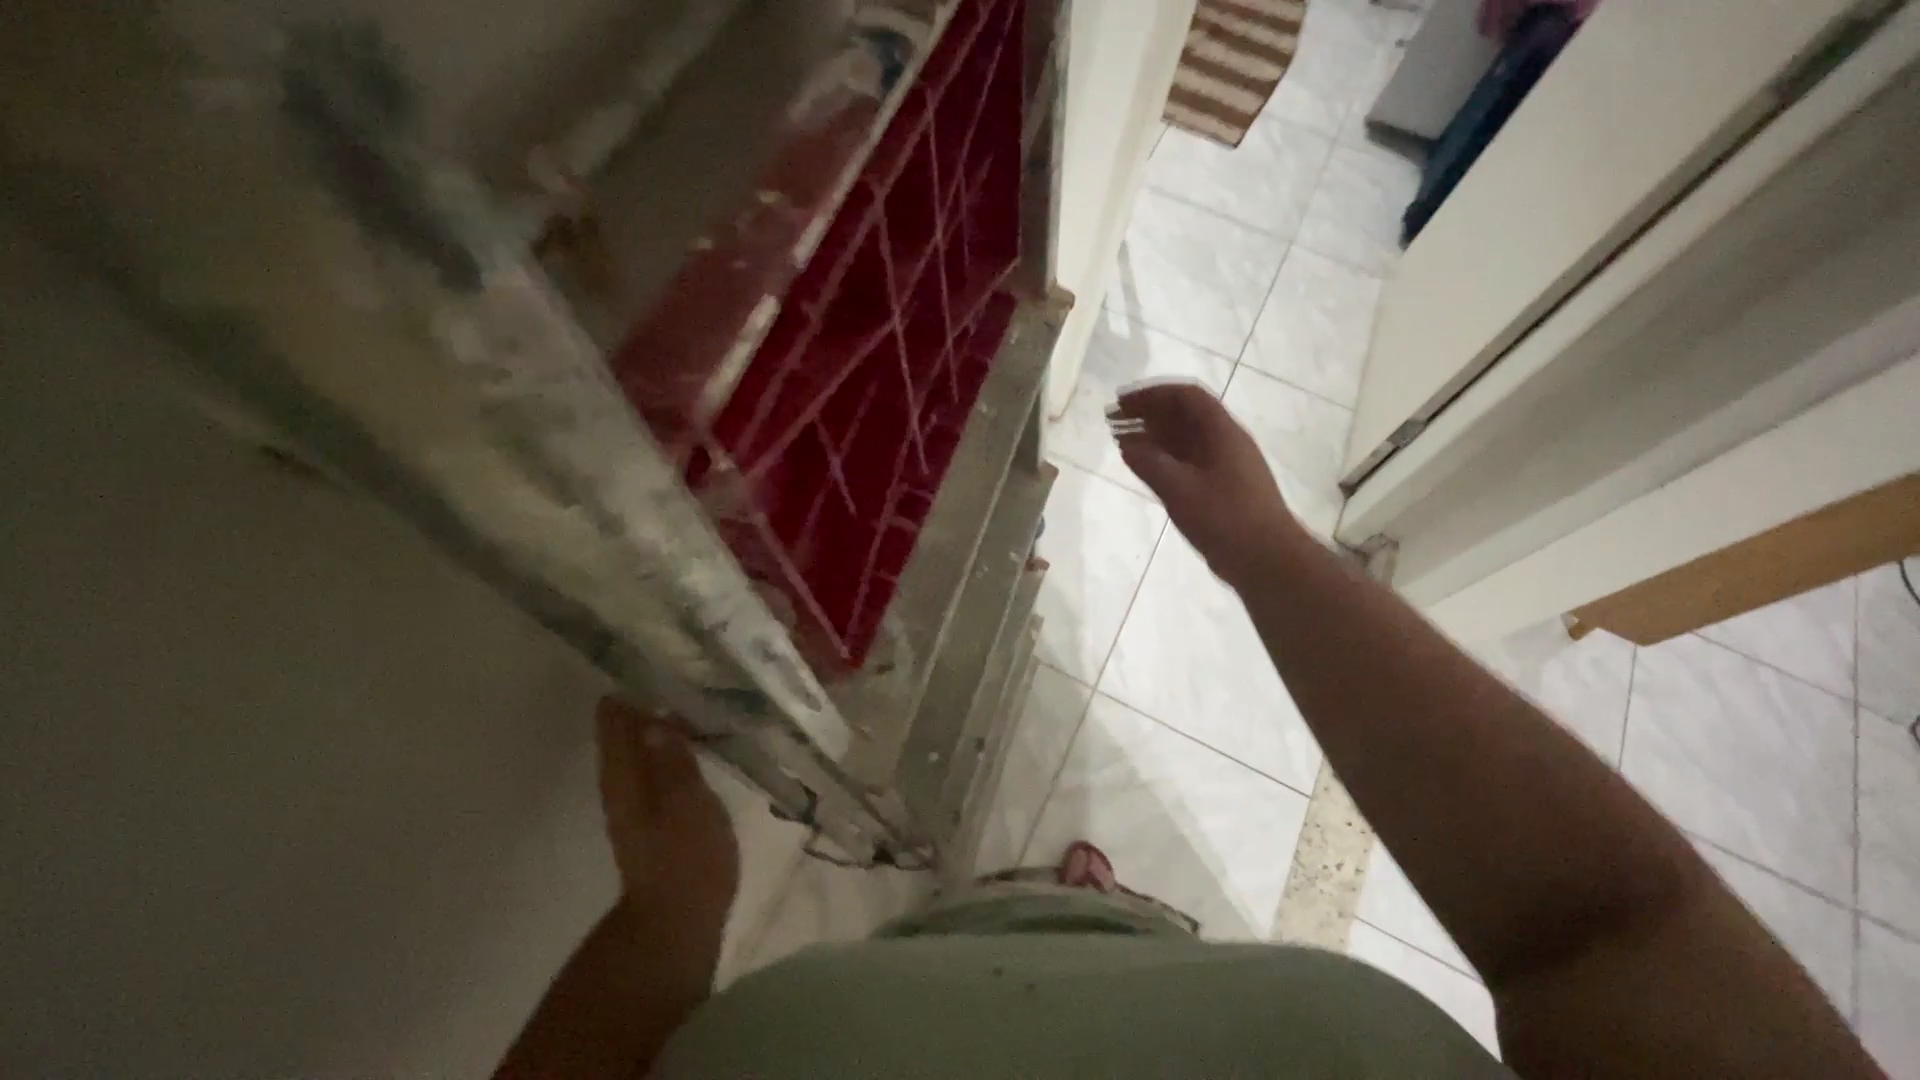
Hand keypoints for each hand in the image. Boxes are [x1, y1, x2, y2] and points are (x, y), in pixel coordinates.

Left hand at [595, 698, 739, 947]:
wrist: (676, 926)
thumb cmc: (686, 861)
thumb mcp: (688, 805)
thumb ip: (674, 762)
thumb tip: (655, 718)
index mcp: (626, 781)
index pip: (615, 725)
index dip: (627, 694)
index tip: (646, 666)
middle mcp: (622, 791)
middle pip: (622, 740)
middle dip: (639, 710)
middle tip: (666, 678)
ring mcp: (635, 811)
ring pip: (637, 758)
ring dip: (652, 732)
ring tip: (679, 708)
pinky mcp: (652, 827)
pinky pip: (653, 776)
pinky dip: (665, 756)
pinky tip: (685, 753)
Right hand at [1112, 381, 1303, 583]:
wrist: (1267, 559)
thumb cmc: (1225, 519)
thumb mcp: (1181, 490)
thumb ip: (1151, 463)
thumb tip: (1128, 445)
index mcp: (1222, 433)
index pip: (1185, 397)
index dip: (1152, 394)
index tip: (1121, 401)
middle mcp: (1225, 443)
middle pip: (1183, 415)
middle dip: (1147, 413)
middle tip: (1113, 420)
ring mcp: (1224, 466)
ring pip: (1184, 440)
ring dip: (1152, 436)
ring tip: (1120, 440)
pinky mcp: (1221, 489)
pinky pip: (1187, 462)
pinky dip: (1162, 459)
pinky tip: (1143, 466)